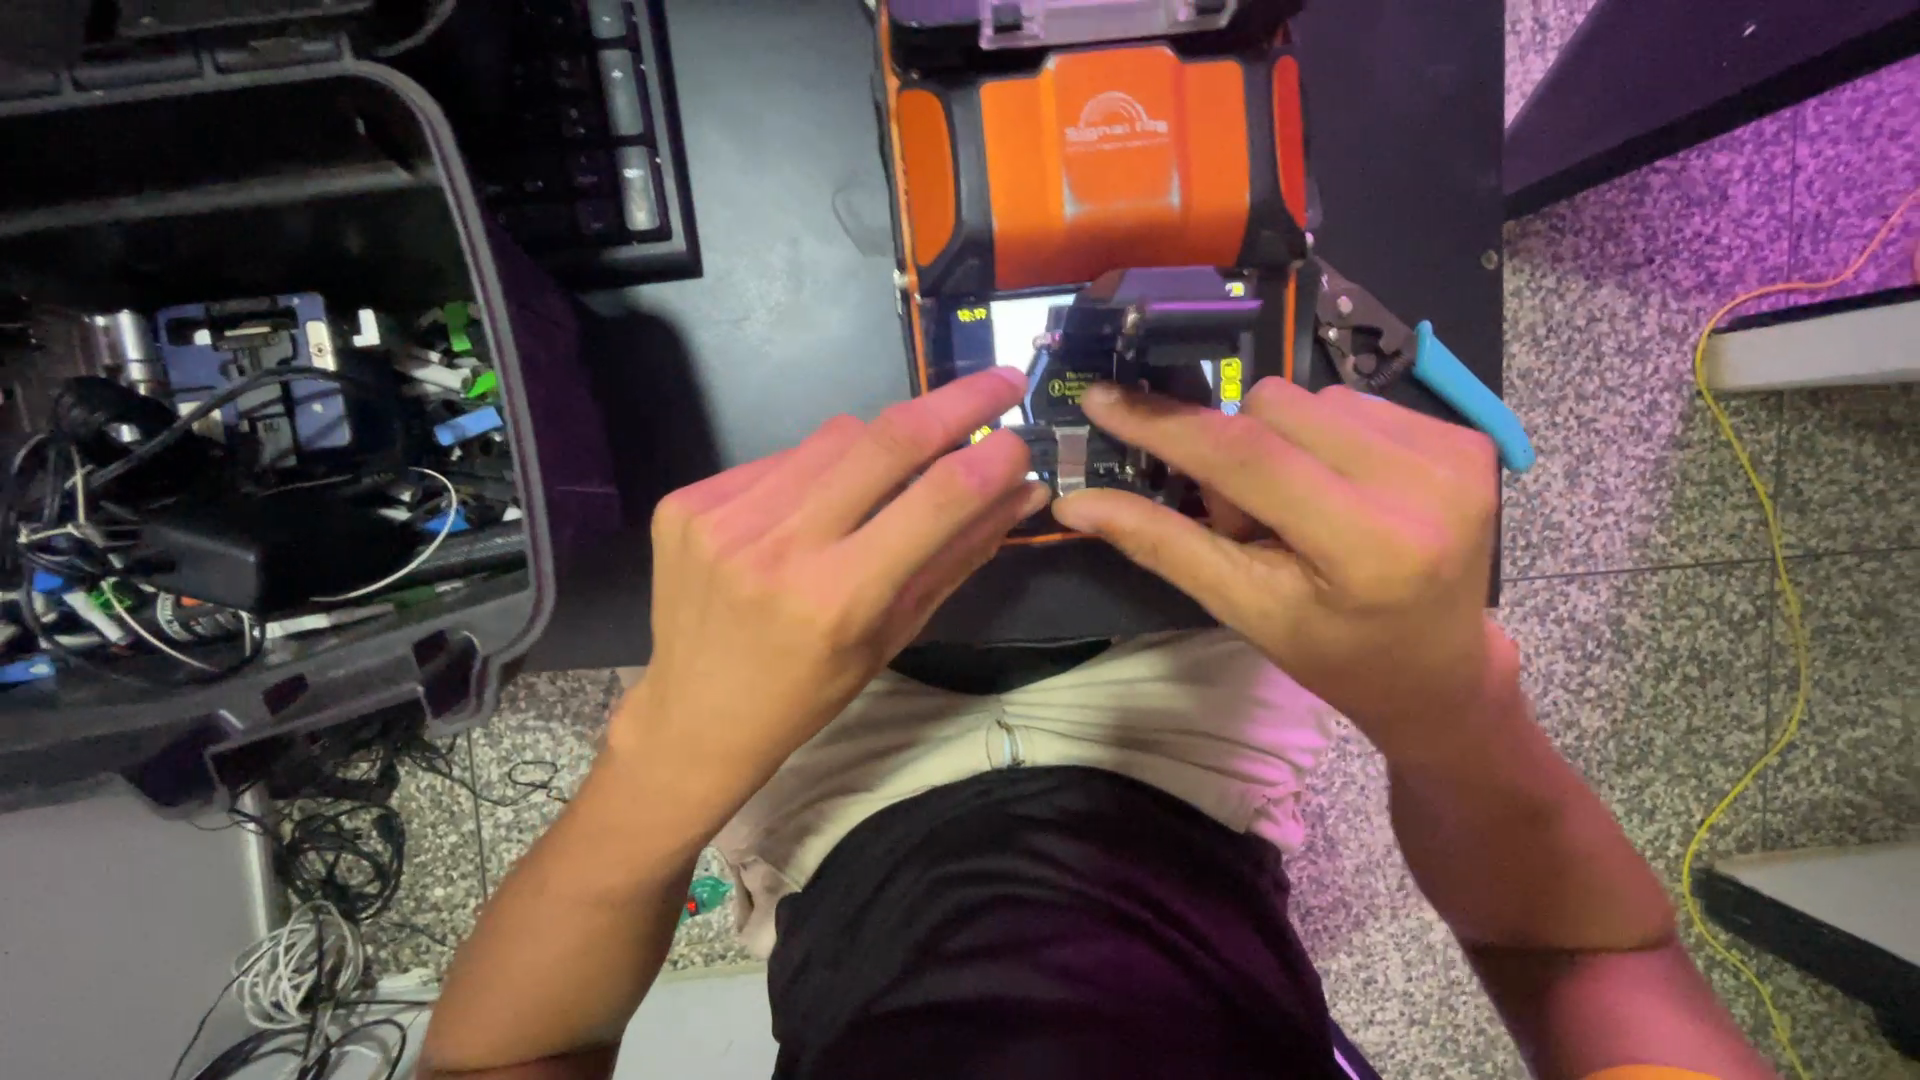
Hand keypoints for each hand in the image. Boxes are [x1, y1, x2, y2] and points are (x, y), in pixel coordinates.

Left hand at [612, 368, 1046, 800]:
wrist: (695, 715)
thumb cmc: (810, 691)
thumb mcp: (894, 635)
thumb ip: (959, 555)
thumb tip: (1021, 490)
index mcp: (838, 599)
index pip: (935, 500)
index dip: (989, 459)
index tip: (1020, 435)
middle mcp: (777, 548)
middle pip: (885, 439)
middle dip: (955, 403)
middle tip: (999, 383)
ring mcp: (723, 518)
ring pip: (834, 437)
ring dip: (879, 446)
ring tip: (878, 487)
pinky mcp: (688, 502)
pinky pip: (781, 458)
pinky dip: (815, 472)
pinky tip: (807, 513)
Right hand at [1051, 378, 1505, 762]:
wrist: (1438, 668)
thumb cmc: (1333, 652)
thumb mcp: (1242, 608)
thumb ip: (1161, 545)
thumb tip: (1075, 504)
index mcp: (1368, 545)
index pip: (1246, 458)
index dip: (1166, 425)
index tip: (1104, 401)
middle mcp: (1425, 484)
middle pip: (1272, 408)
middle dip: (1234, 453)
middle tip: (1248, 519)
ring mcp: (1457, 451)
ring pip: (1309, 397)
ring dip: (1278, 445)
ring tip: (1298, 508)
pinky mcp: (1469, 435)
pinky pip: (1350, 400)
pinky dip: (1320, 439)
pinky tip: (1336, 489)